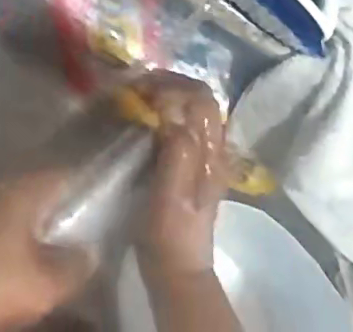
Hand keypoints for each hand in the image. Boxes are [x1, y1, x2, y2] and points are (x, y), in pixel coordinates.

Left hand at [0, 169, 96, 329]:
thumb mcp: (43, 284)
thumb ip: (73, 268)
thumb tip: (91, 252)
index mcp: (22, 190)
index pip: (61, 175)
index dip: (85, 182)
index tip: (106, 192)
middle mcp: (1, 189)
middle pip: (40, 191)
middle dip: (62, 206)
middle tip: (89, 225)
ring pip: (21, 210)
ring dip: (40, 225)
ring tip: (63, 246)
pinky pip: (5, 227)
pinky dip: (21, 238)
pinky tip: (31, 259)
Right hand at [135, 73, 229, 276]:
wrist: (177, 269)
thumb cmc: (168, 231)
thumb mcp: (170, 193)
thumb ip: (177, 151)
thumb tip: (172, 111)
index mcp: (209, 152)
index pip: (199, 97)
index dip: (169, 85)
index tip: (139, 90)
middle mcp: (214, 148)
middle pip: (201, 96)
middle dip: (170, 82)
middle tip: (138, 87)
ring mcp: (208, 155)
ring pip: (196, 106)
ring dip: (170, 92)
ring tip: (141, 96)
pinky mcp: (196, 163)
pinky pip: (188, 121)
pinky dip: (169, 108)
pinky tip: (149, 117)